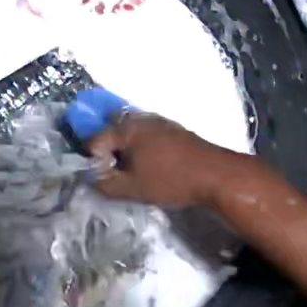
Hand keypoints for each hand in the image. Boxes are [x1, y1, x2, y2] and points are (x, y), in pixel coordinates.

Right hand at [84, 113, 253, 209]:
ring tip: (132, 172)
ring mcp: (159, 121)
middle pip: (112, 132)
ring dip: (126, 150)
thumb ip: (104, 183)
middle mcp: (140, 118)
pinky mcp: (173, 129)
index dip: (93, 161)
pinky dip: (142, 148)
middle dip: (108, 152)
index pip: (94, 141)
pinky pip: (147, 135)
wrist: (216, 175)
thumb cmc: (171, 180)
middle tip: (115, 173)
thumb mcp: (131, 188)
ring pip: (130, 133)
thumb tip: (90, 178)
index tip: (103, 179)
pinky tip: (150, 165)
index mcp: (126, 128)